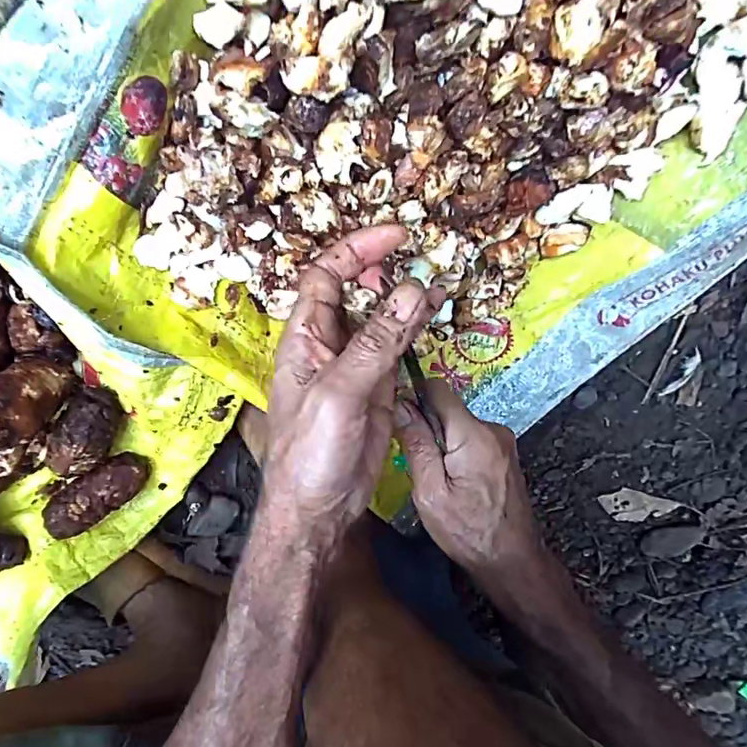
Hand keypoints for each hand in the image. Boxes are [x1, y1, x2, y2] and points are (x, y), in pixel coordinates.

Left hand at [261, 225, 442, 550]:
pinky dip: (417, 330)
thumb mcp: (339, 393)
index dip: (356, 251)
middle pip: (356, 292)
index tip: (395, 237)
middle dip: (386, 271)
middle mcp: (329, 346)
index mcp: (304, 339)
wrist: (319, 509)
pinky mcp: (377, 389)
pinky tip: (435, 314)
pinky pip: (398, 350)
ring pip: (383, 320)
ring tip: (441, 281)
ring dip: (408, 299)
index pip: (326, 277)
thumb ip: (375, 343)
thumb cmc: (310, 455)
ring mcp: (355, 367)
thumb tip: (411, 291)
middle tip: (424, 259)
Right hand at [394, 377, 542, 575]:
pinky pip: (471, 439)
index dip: (413, 394)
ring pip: (458, 425)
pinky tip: (453, 481)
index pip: (438, 389)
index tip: (397, 414)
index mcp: (473, 435)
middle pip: (448, 409)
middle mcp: (493, 429)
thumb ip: (417, 446)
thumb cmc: (467, 532)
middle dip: (426, 426)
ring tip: (433, 476)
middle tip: (413, 460)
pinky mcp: (505, 453)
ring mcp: (503, 441)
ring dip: (441, 442)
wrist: (513, 560)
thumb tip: (401, 406)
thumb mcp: (430, 493)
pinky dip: (456, 452)